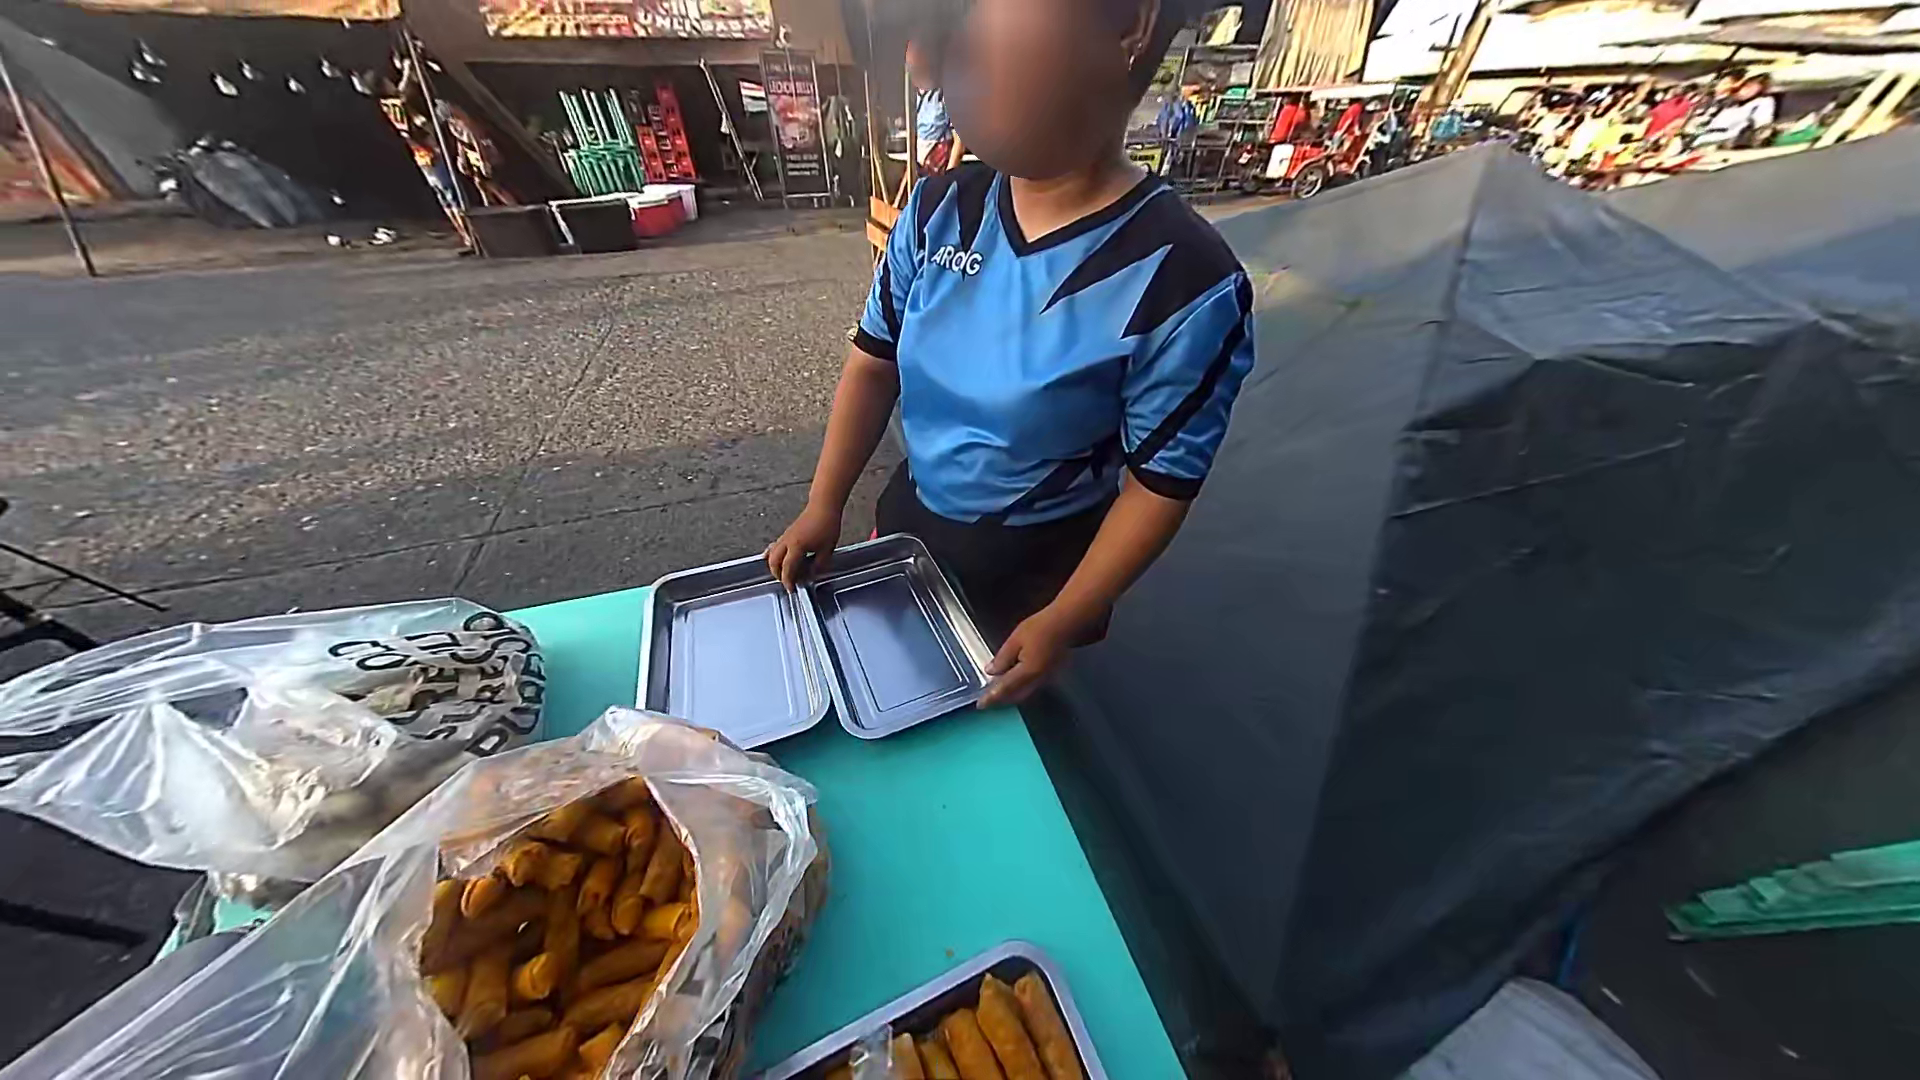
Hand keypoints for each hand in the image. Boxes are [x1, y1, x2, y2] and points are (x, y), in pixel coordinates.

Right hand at [766, 502, 842, 587]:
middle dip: (778, 575)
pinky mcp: (787, 533)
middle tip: (787, 582)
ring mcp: (785, 536)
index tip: (791, 589)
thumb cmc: (826, 525)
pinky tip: (772, 557)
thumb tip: (812, 575)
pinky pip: (774, 546)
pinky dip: (772, 554)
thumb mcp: (827, 549)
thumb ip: (819, 565)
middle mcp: (787, 542)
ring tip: (783, 573)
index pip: (787, 569)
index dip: (788, 581)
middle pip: (774, 562)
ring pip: (772, 554)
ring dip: (774, 565)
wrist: (823, 506)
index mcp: (797, 546)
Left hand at [978, 606, 1080, 708]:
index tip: (980, 704)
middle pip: (1016, 696)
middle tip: (987, 700)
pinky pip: (1031, 687)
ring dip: (1010, 696)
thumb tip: (991, 672)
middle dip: (1001, 700)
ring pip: (1025, 693)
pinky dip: (1019, 689)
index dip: (992, 697)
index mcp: (1028, 671)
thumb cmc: (1040, 628)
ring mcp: (1046, 678)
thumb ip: (1002, 658)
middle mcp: (1038, 680)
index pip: (1006, 688)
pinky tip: (1013, 683)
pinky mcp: (1050, 674)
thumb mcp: (1015, 639)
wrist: (1065, 624)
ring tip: (997, 693)